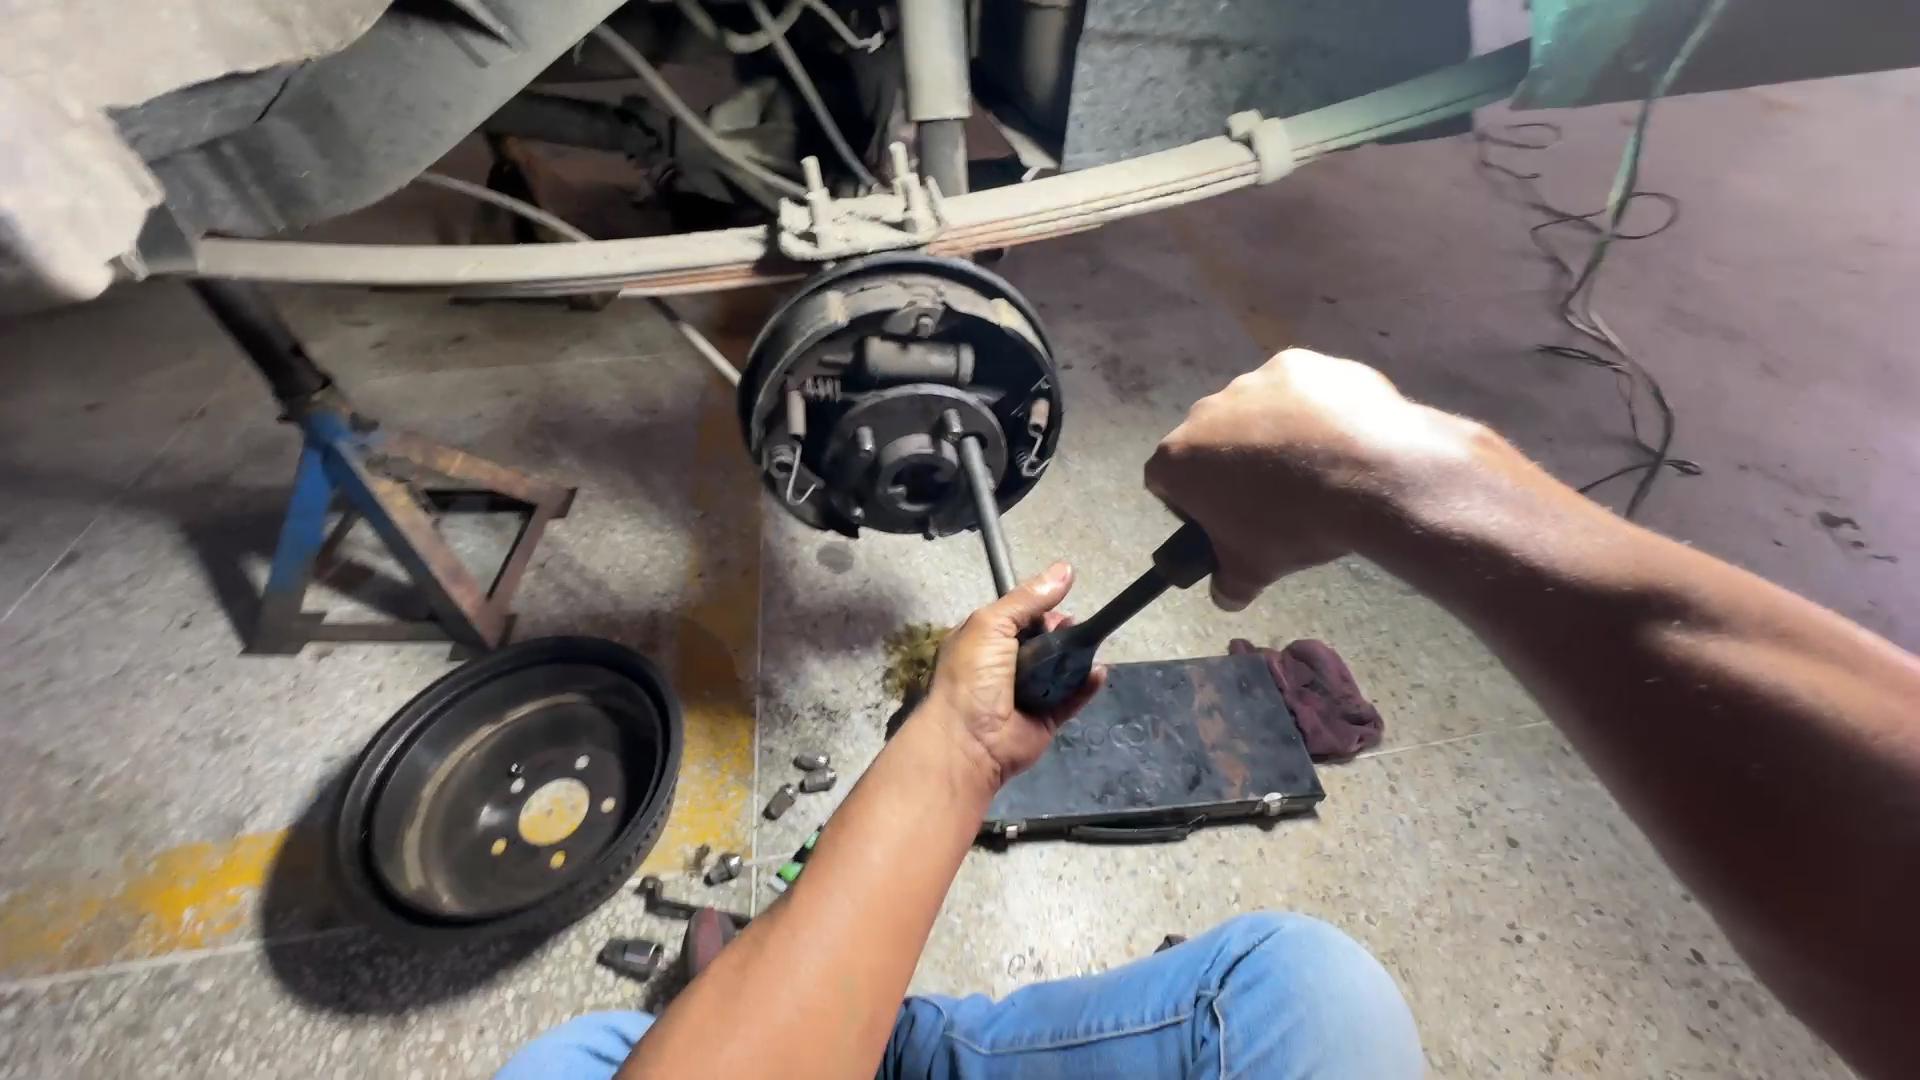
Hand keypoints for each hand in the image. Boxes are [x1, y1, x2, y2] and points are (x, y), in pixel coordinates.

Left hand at [919, 561, 1107, 789]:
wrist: (968, 741)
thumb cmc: (972, 676)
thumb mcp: (991, 624)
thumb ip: (1028, 599)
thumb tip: (1065, 568)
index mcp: (983, 641)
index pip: (1018, 618)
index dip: (1039, 610)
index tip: (1059, 606)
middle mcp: (1003, 666)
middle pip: (1043, 642)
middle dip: (1061, 632)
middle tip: (1075, 627)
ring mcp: (1026, 694)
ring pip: (1059, 669)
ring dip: (1077, 657)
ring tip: (1090, 645)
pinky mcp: (1045, 720)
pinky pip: (1071, 699)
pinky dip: (1087, 685)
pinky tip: (1100, 672)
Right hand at [1146, 348, 1484, 610]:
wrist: (1372, 476)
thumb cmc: (1294, 525)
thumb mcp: (1253, 571)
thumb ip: (1227, 585)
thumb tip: (1225, 596)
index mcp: (1176, 458)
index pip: (1164, 482)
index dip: (1189, 504)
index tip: (1222, 518)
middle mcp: (1202, 411)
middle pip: (1207, 442)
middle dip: (1230, 466)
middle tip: (1271, 498)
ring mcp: (1251, 381)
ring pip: (1251, 413)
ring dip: (1268, 435)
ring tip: (1311, 467)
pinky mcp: (1298, 363)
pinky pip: (1294, 390)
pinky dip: (1308, 410)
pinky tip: (1335, 437)